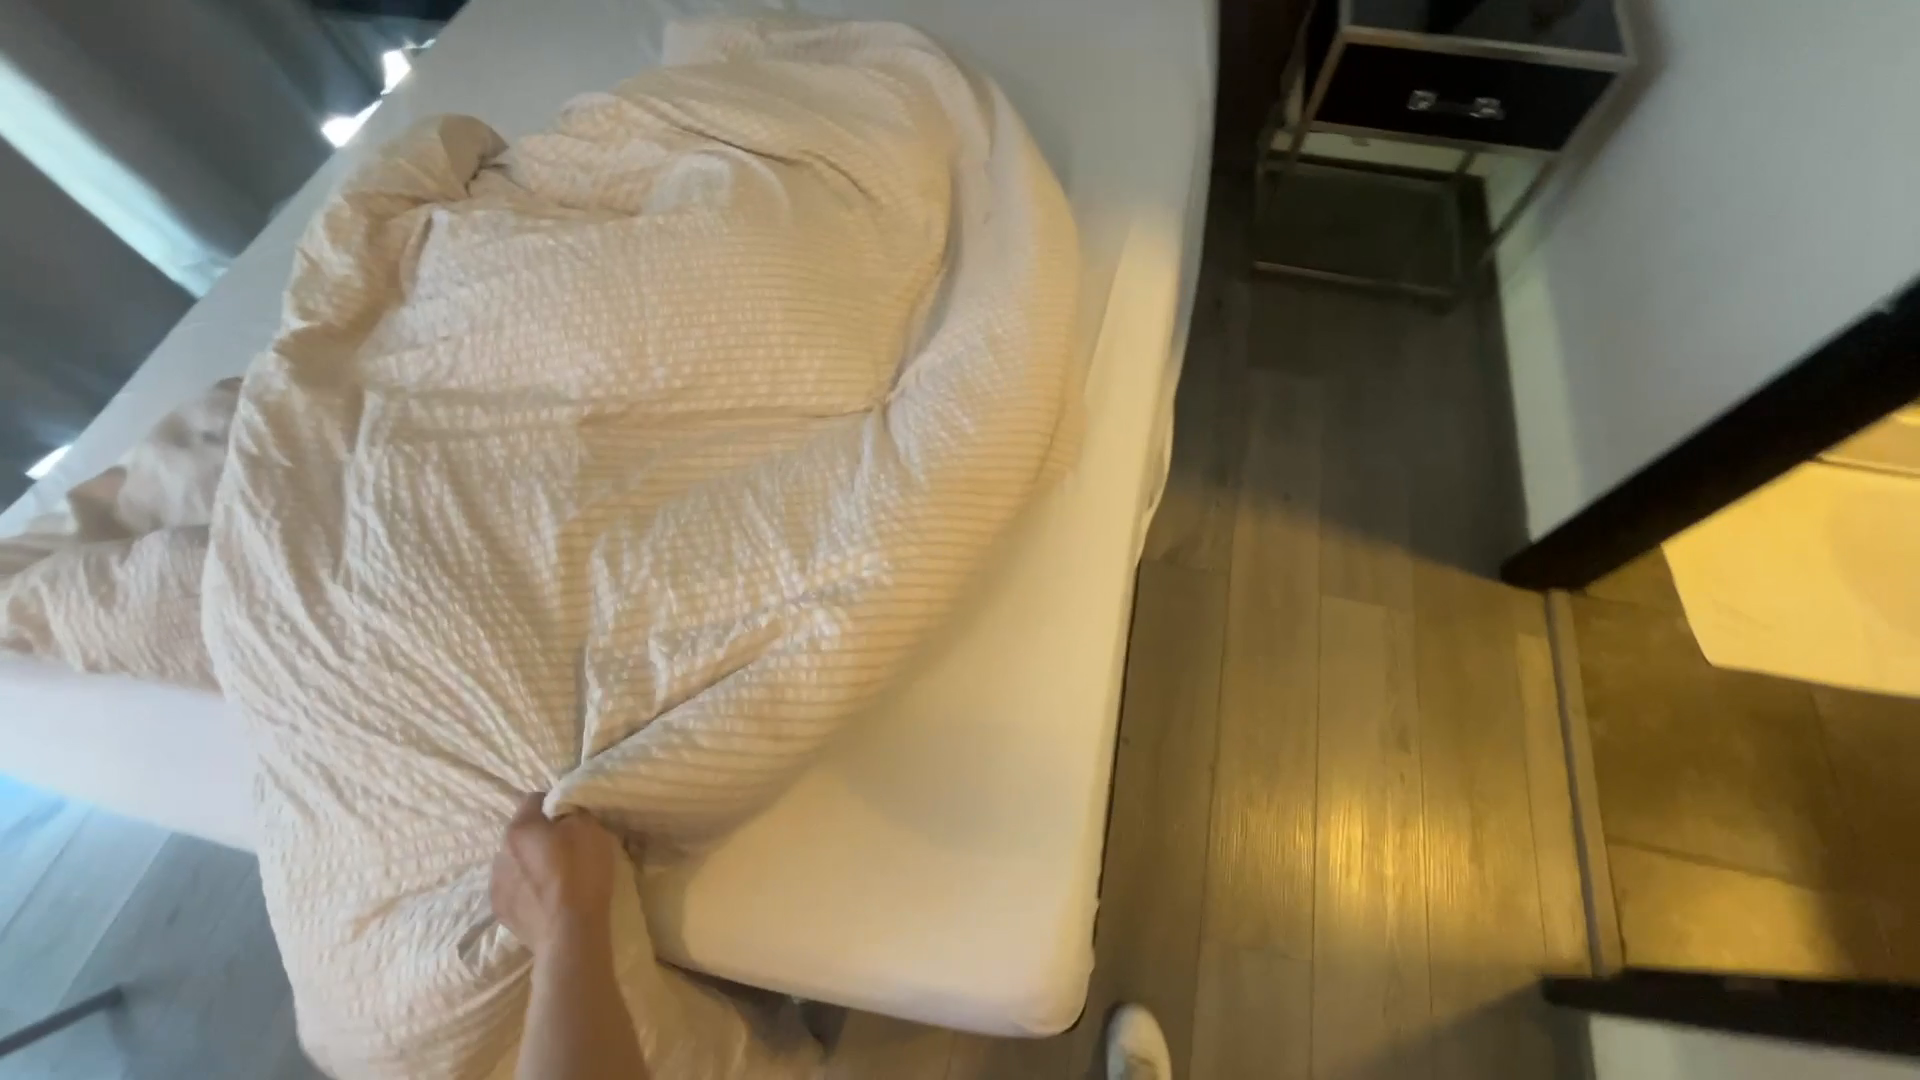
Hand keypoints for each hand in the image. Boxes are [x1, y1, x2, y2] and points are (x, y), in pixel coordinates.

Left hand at [489, 793, 621, 955]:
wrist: (569, 932)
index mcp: (519, 829)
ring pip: (516, 862)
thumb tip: (563, 815)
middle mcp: (499, 853)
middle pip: (523, 833)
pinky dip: (528, 888)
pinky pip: (514, 888)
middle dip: (542, 835)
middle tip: (568, 847)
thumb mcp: (590, 828)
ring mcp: (496, 885)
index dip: (555, 803)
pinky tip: (547, 897)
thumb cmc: (581, 873)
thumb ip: (573, 813)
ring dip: (532, 863)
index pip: (533, 799)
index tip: (573, 817)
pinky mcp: (500, 912)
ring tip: (557, 877)